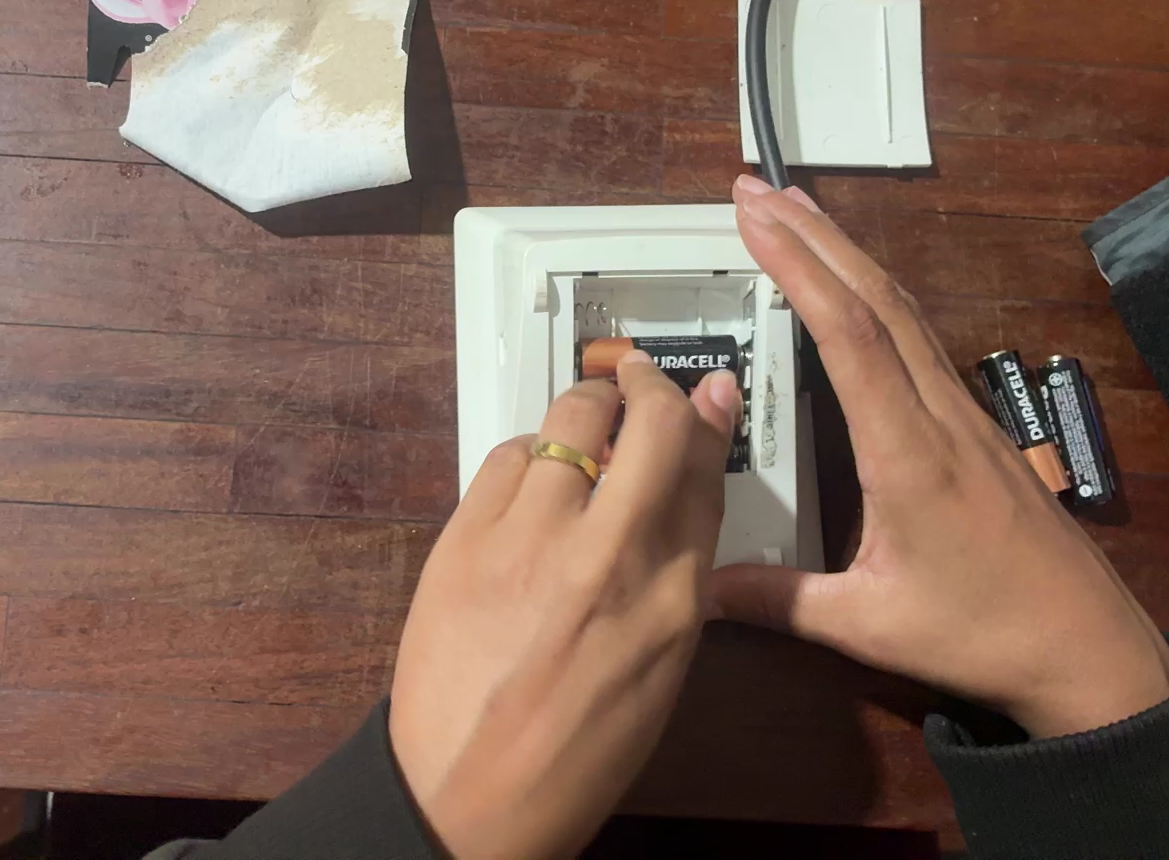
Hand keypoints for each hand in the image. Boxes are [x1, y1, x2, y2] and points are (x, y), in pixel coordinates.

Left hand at [390, 354, 740, 859]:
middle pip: (648, 423)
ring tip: (584, 425)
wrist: (465, 792)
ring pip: (569, 419)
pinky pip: (507, 454)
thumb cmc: (580, 741)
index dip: (704, 417)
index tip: (703, 390)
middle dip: (648, 384)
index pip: (702, 472)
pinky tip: (531, 480)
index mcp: (673, 600)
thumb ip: (677, 563)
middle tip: (638, 376)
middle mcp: (608, 555)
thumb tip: (684, 483)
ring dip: (584, 409)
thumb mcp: (659, 662)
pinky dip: (528, 452)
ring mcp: (530, 538)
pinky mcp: (466, 535)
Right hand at [711, 175, 1168, 738]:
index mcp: (907, 451)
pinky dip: (870, 287)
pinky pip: (913, 331)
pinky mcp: (967, 417)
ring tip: (794, 207)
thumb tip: (696, 588)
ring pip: (899, 305)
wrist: (1094, 652)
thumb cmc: (985, 633)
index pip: (851, 337)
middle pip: (876, 298)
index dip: (802, 269)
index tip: (757, 219)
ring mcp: (960, 408)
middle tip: (756, 188)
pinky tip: (847, 277)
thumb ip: (778, 600)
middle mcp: (937, 411)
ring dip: (843, 249)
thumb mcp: (870, 625)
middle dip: (813, 234)